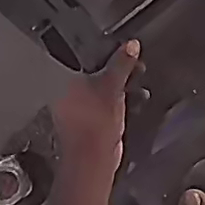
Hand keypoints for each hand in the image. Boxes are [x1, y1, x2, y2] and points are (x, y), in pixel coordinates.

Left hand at [49, 41, 140, 178]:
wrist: (92, 159)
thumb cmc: (95, 121)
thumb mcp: (113, 86)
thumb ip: (122, 64)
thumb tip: (132, 44)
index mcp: (65, 79)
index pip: (85, 56)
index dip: (105, 49)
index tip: (123, 48)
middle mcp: (67, 91)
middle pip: (95, 72)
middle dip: (117, 69)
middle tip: (135, 66)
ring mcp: (78, 107)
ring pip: (102, 88)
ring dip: (121, 85)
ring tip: (139, 83)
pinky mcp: (89, 121)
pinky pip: (106, 104)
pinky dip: (119, 101)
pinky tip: (135, 100)